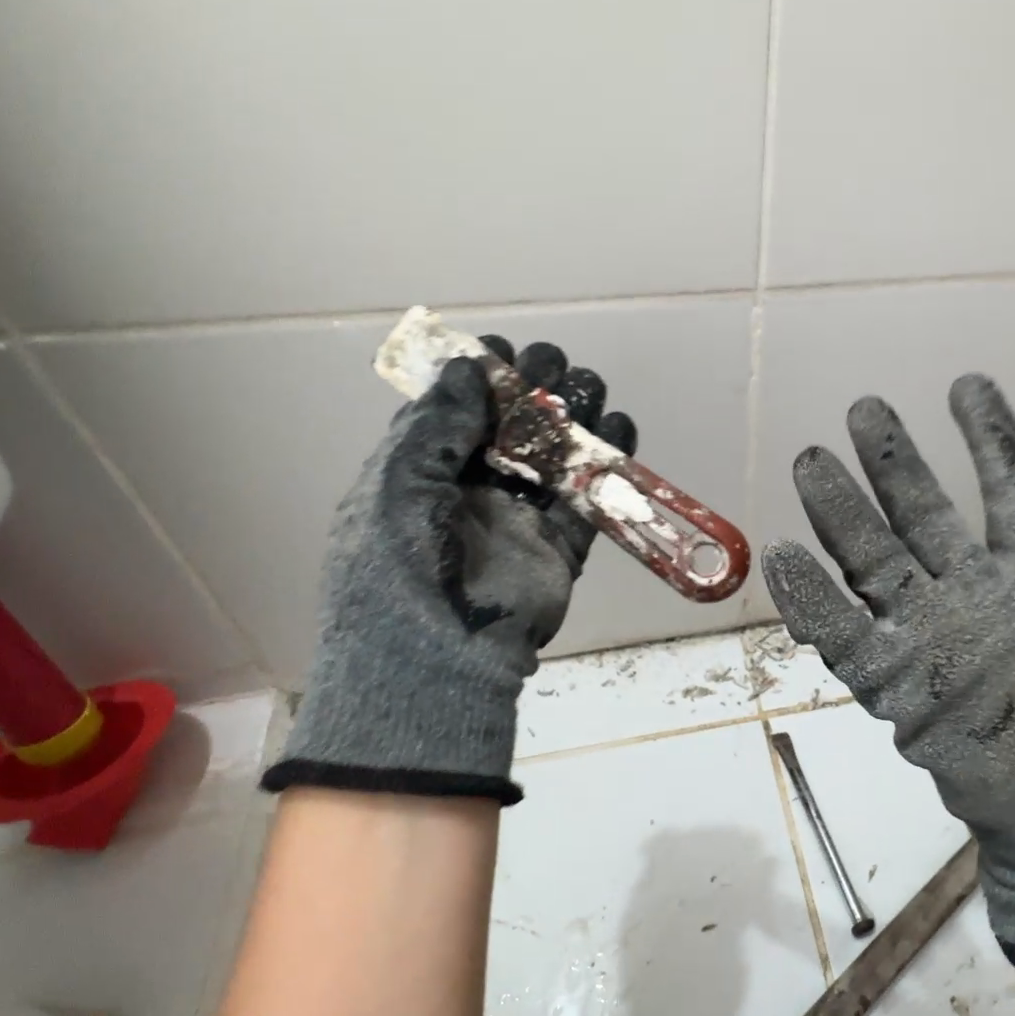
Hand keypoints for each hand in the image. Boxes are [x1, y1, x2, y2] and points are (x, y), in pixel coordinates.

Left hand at [262, 340, 636, 802]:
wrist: (434, 662)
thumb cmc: (398, 568)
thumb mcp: (398, 488)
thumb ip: (435, 426)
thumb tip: (467, 367)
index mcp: (419, 478)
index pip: (453, 415)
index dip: (480, 380)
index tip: (506, 353)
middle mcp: (468, 495)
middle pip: (508, 432)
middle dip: (534, 393)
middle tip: (557, 366)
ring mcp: (516, 522)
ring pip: (551, 459)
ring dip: (572, 421)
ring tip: (590, 388)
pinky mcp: (557, 549)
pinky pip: (586, 500)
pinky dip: (605, 465)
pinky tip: (617, 429)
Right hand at [762, 375, 1014, 978]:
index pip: (1010, 490)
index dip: (989, 437)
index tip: (965, 383)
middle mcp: (974, 595)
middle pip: (924, 514)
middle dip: (896, 462)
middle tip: (867, 407)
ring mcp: (930, 636)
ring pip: (877, 562)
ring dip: (843, 515)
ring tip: (811, 461)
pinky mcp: (898, 686)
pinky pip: (848, 638)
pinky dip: (815, 604)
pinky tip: (785, 560)